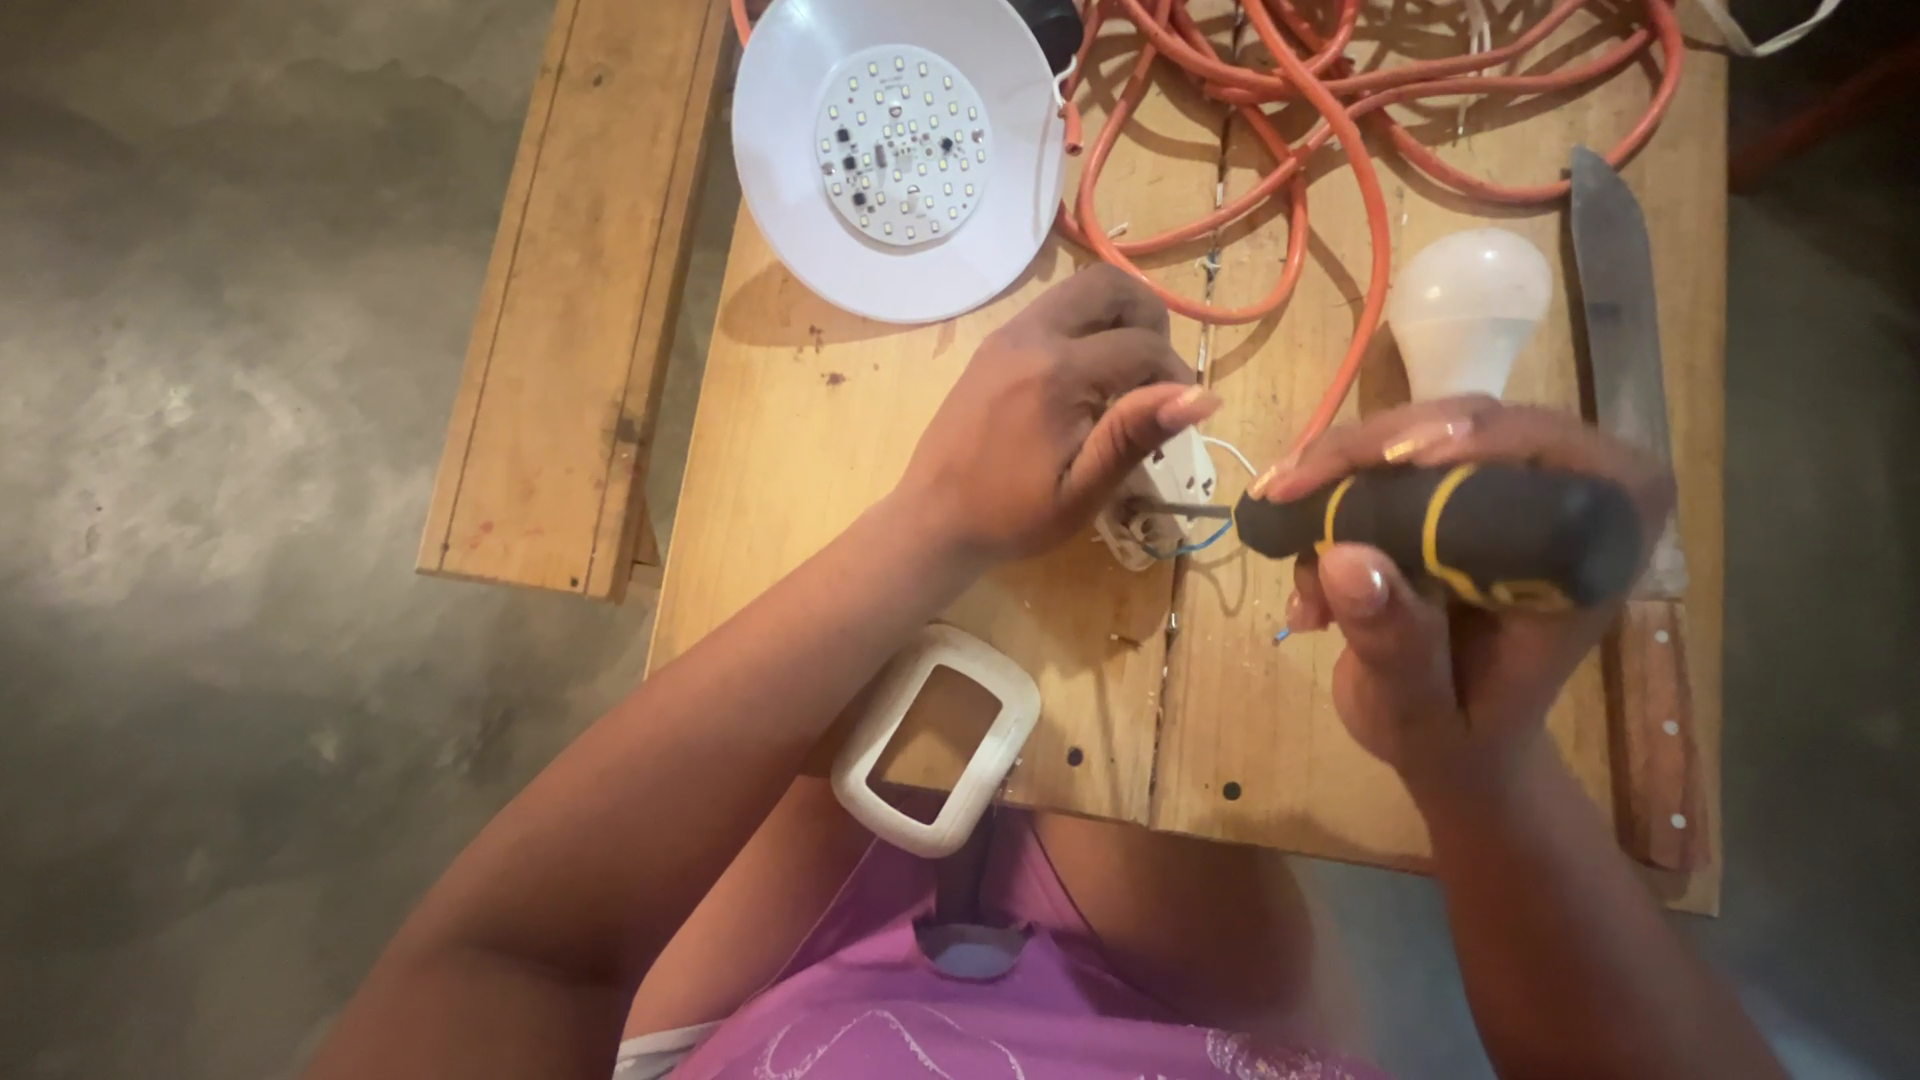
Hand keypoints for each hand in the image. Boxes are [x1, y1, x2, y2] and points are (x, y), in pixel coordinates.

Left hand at [897, 265, 1220, 560]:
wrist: (933, 519)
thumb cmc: (1010, 516)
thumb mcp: (1081, 490)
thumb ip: (1134, 435)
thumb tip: (1201, 396)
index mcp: (1055, 372)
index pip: (1140, 344)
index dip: (1173, 375)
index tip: (1178, 416)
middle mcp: (1029, 336)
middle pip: (1109, 286)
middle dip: (1148, 318)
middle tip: (1154, 373)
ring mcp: (1005, 336)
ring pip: (1077, 291)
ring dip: (1115, 317)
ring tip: (1125, 373)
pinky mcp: (991, 347)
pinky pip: (1050, 310)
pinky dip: (1082, 326)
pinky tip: (1085, 378)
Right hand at [1253, 397, 1673, 791]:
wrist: (1444, 740)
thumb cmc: (1454, 735)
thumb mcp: (1419, 708)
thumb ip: (1394, 642)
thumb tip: (1345, 556)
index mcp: (1578, 561)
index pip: (1566, 461)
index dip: (1490, 438)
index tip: (1399, 462)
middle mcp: (1545, 513)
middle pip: (1468, 427)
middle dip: (1368, 450)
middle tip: (1290, 485)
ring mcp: (1487, 500)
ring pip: (1410, 437)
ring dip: (1332, 473)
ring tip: (1274, 515)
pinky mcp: (1438, 502)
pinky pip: (1376, 466)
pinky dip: (1322, 496)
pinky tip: (1295, 559)